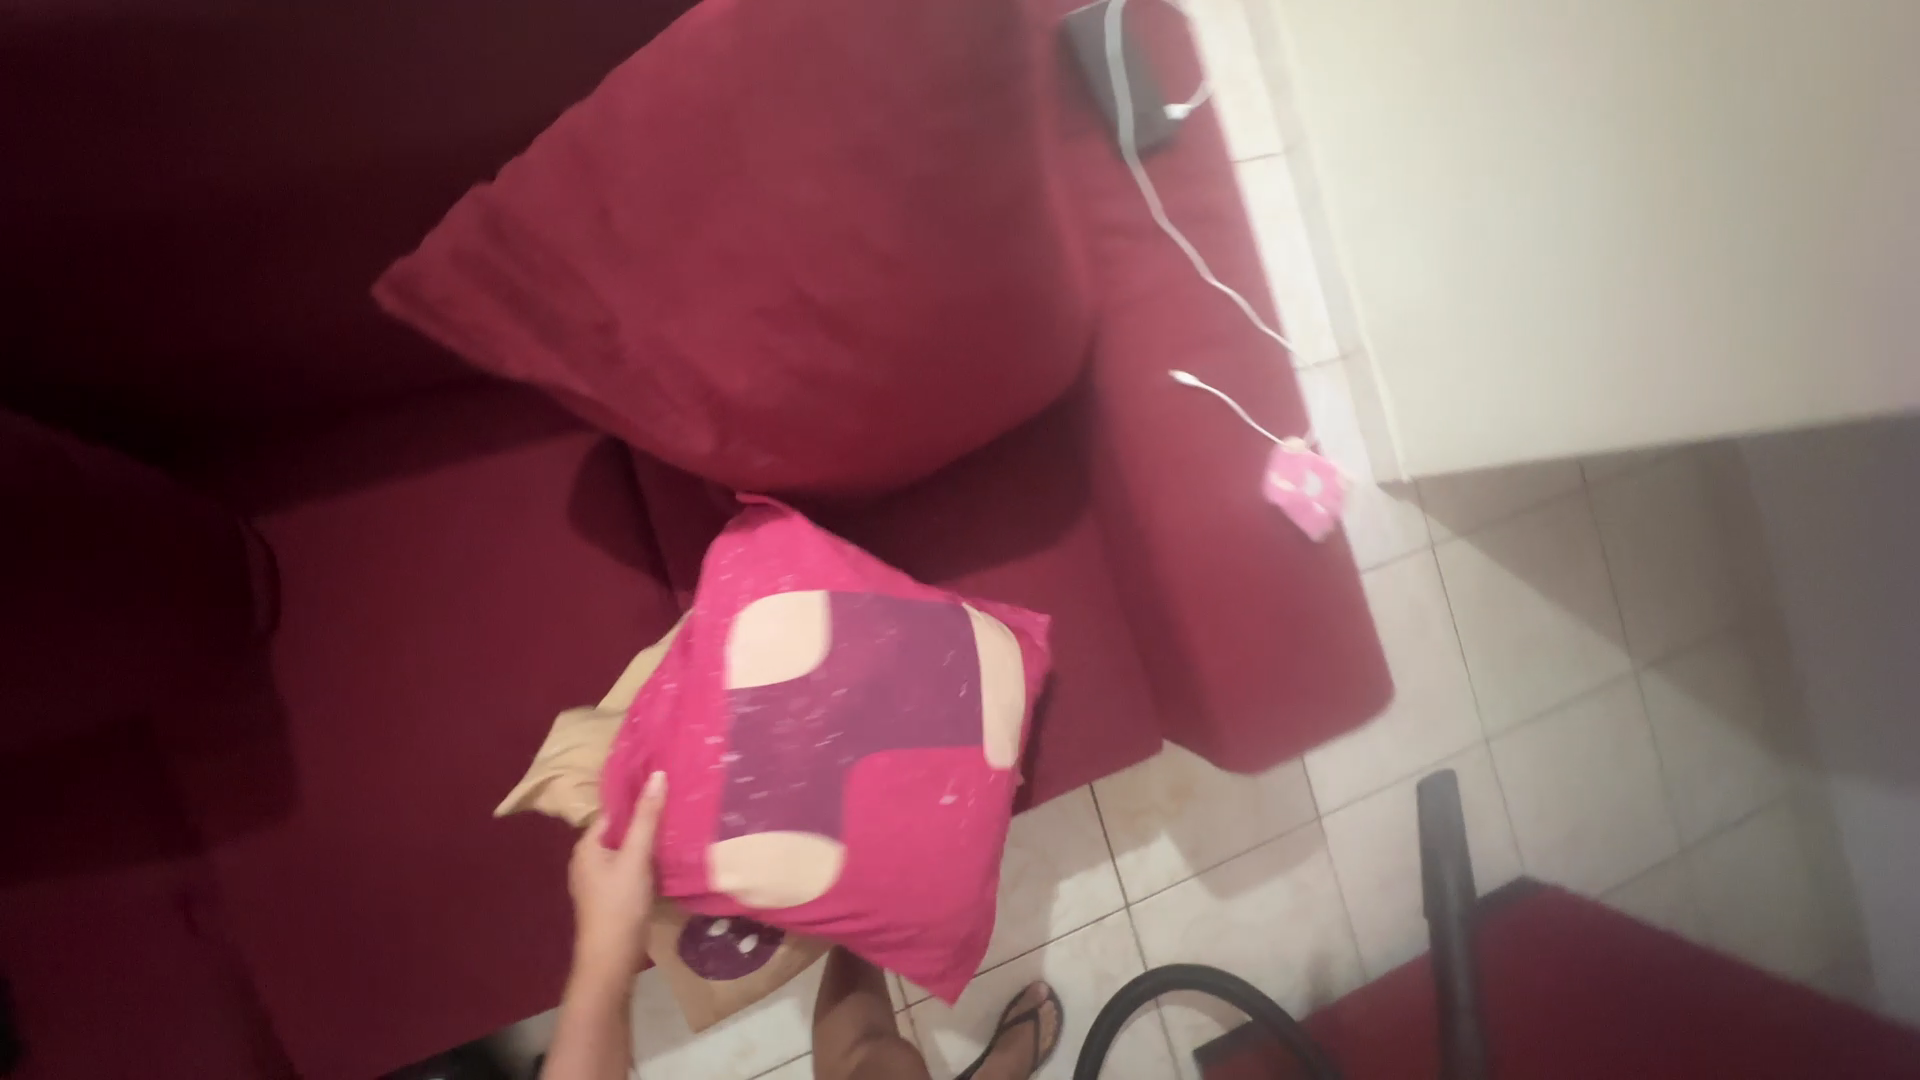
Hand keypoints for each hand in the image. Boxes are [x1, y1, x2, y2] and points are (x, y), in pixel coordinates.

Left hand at [569, 771, 666, 982]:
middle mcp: (590, 859)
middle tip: (679, 798)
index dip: (638, 797)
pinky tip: (671, 852)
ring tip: (680, 820)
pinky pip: (634, 864)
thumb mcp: (636, 856)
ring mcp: (602, 878)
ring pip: (630, 847)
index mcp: (587, 846)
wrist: (612, 959)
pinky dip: (650, 856)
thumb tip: (658, 775)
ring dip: (651, 837)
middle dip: (647, 816)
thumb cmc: (619, 903)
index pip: (615, 810)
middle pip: (622, 828)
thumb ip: (647, 817)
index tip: (667, 783)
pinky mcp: (615, 893)